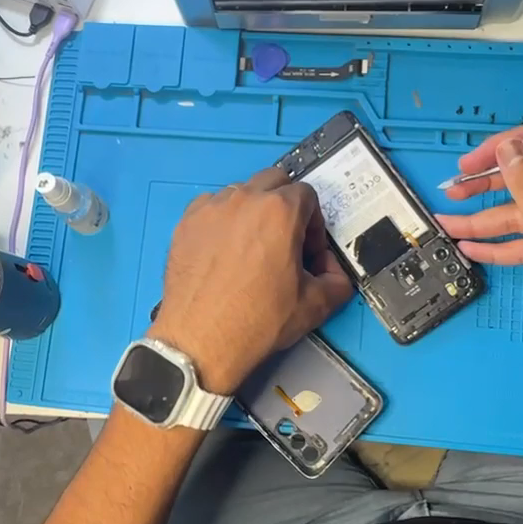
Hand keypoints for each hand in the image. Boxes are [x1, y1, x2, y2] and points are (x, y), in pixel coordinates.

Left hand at [150, 168, 354, 393]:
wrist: (200, 341)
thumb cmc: (257, 322)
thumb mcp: (313, 305)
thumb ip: (336, 282)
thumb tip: (335, 274)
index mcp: (280, 211)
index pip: (307, 195)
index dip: (313, 224)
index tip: (308, 251)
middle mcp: (244, 199)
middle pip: (273, 182)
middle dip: (284, 206)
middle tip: (284, 240)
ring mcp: (211, 208)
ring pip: (240, 193)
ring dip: (253, 211)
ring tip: (252, 248)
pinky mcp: (186, 223)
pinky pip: (211, 208)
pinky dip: (222, 221)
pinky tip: (223, 252)